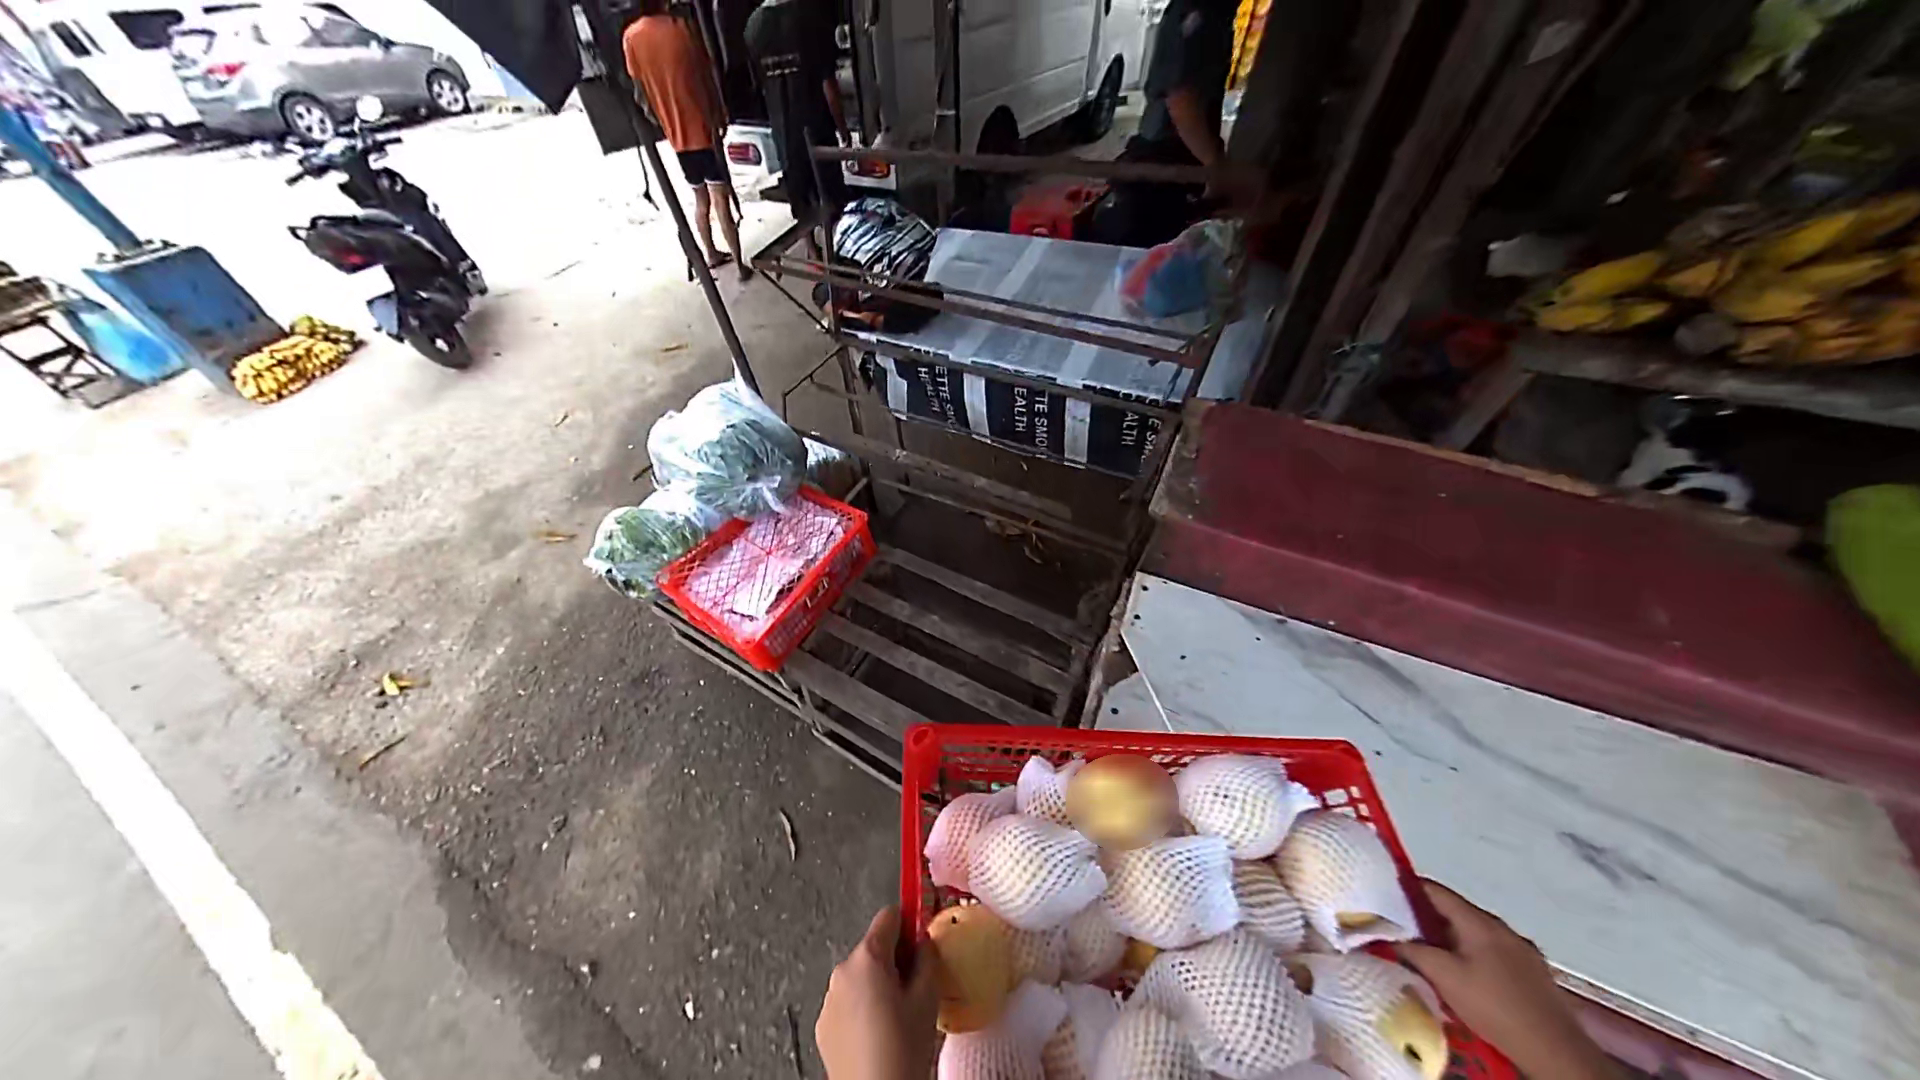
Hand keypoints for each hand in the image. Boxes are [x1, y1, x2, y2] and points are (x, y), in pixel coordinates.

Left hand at [816, 907, 940, 1079]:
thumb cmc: (901, 1051)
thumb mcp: (927, 997)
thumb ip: (927, 958)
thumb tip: (924, 942)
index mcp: (867, 958)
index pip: (889, 915)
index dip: (910, 923)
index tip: (921, 936)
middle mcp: (843, 971)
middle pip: (875, 947)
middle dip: (896, 960)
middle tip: (915, 986)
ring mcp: (830, 999)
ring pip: (861, 976)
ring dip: (879, 985)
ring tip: (899, 1016)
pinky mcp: (823, 1026)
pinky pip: (848, 1002)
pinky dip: (863, 1008)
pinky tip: (880, 1034)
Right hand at [1398, 880, 1621, 1079]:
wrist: (1557, 1054)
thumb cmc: (1494, 1007)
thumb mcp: (1442, 976)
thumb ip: (1410, 950)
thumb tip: (1384, 935)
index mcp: (1479, 921)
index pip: (1434, 889)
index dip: (1406, 886)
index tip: (1382, 893)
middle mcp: (1503, 928)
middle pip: (1455, 911)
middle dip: (1426, 917)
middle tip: (1400, 928)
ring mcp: (1524, 951)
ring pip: (1474, 932)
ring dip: (1450, 938)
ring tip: (1429, 953)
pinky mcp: (1536, 974)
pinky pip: (1493, 952)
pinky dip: (1472, 954)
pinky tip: (1466, 975)